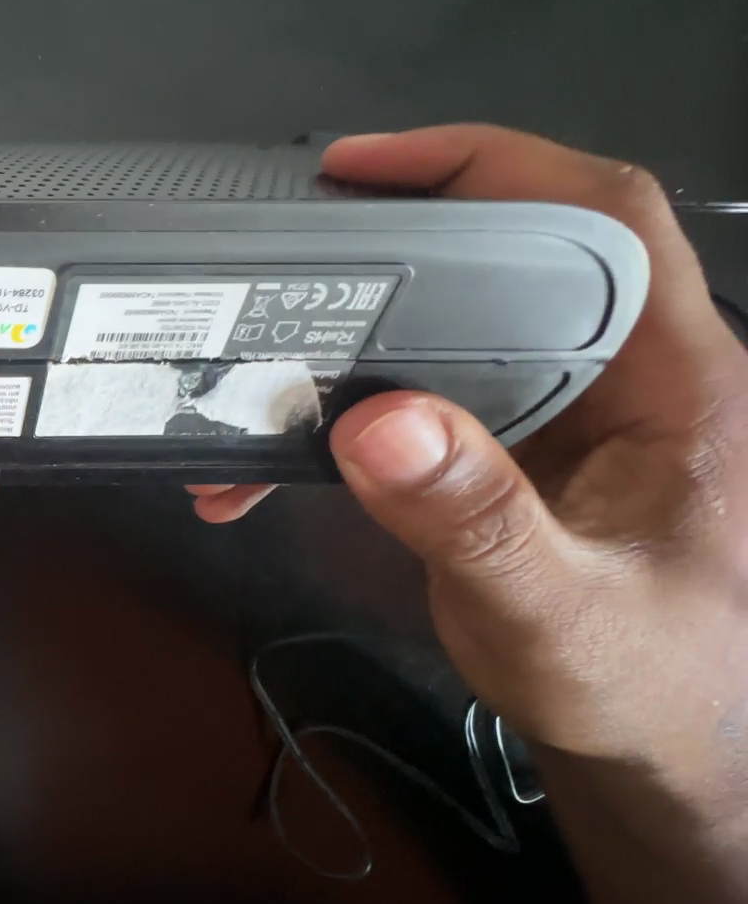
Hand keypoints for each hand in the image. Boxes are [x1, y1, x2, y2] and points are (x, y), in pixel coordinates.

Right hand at [232, 125, 747, 781]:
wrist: (649, 739)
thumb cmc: (638, 676)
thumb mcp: (551, 606)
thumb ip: (473, 517)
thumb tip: (376, 422)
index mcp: (658, 378)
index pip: (591, 216)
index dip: (481, 164)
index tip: (357, 168)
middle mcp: (600, 376)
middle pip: (492, 256)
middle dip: (378, 241)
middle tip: (277, 253)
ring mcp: (540, 415)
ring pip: (430, 335)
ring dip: (328, 349)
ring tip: (244, 373)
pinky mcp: (489, 453)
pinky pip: (397, 405)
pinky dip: (323, 421)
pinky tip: (264, 463)